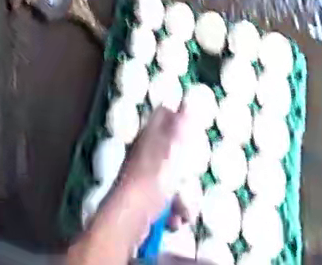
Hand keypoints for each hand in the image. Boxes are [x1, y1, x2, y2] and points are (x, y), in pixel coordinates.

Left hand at [67, 102, 209, 264]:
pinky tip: (175, 220)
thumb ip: (180, 128)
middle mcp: (144, 151)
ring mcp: (143, 175)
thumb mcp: (171, 150)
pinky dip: (173, 210)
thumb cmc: (151, 179)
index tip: (193, 130)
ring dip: (182, 196)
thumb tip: (188, 101)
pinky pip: (164, 200)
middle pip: (171, 151)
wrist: (128, 216)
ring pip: (170, 179)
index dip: (178, 118)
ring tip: (184, 210)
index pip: (163, 114)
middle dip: (185, 169)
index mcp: (149, 135)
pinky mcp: (143, 199)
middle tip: (190, 180)